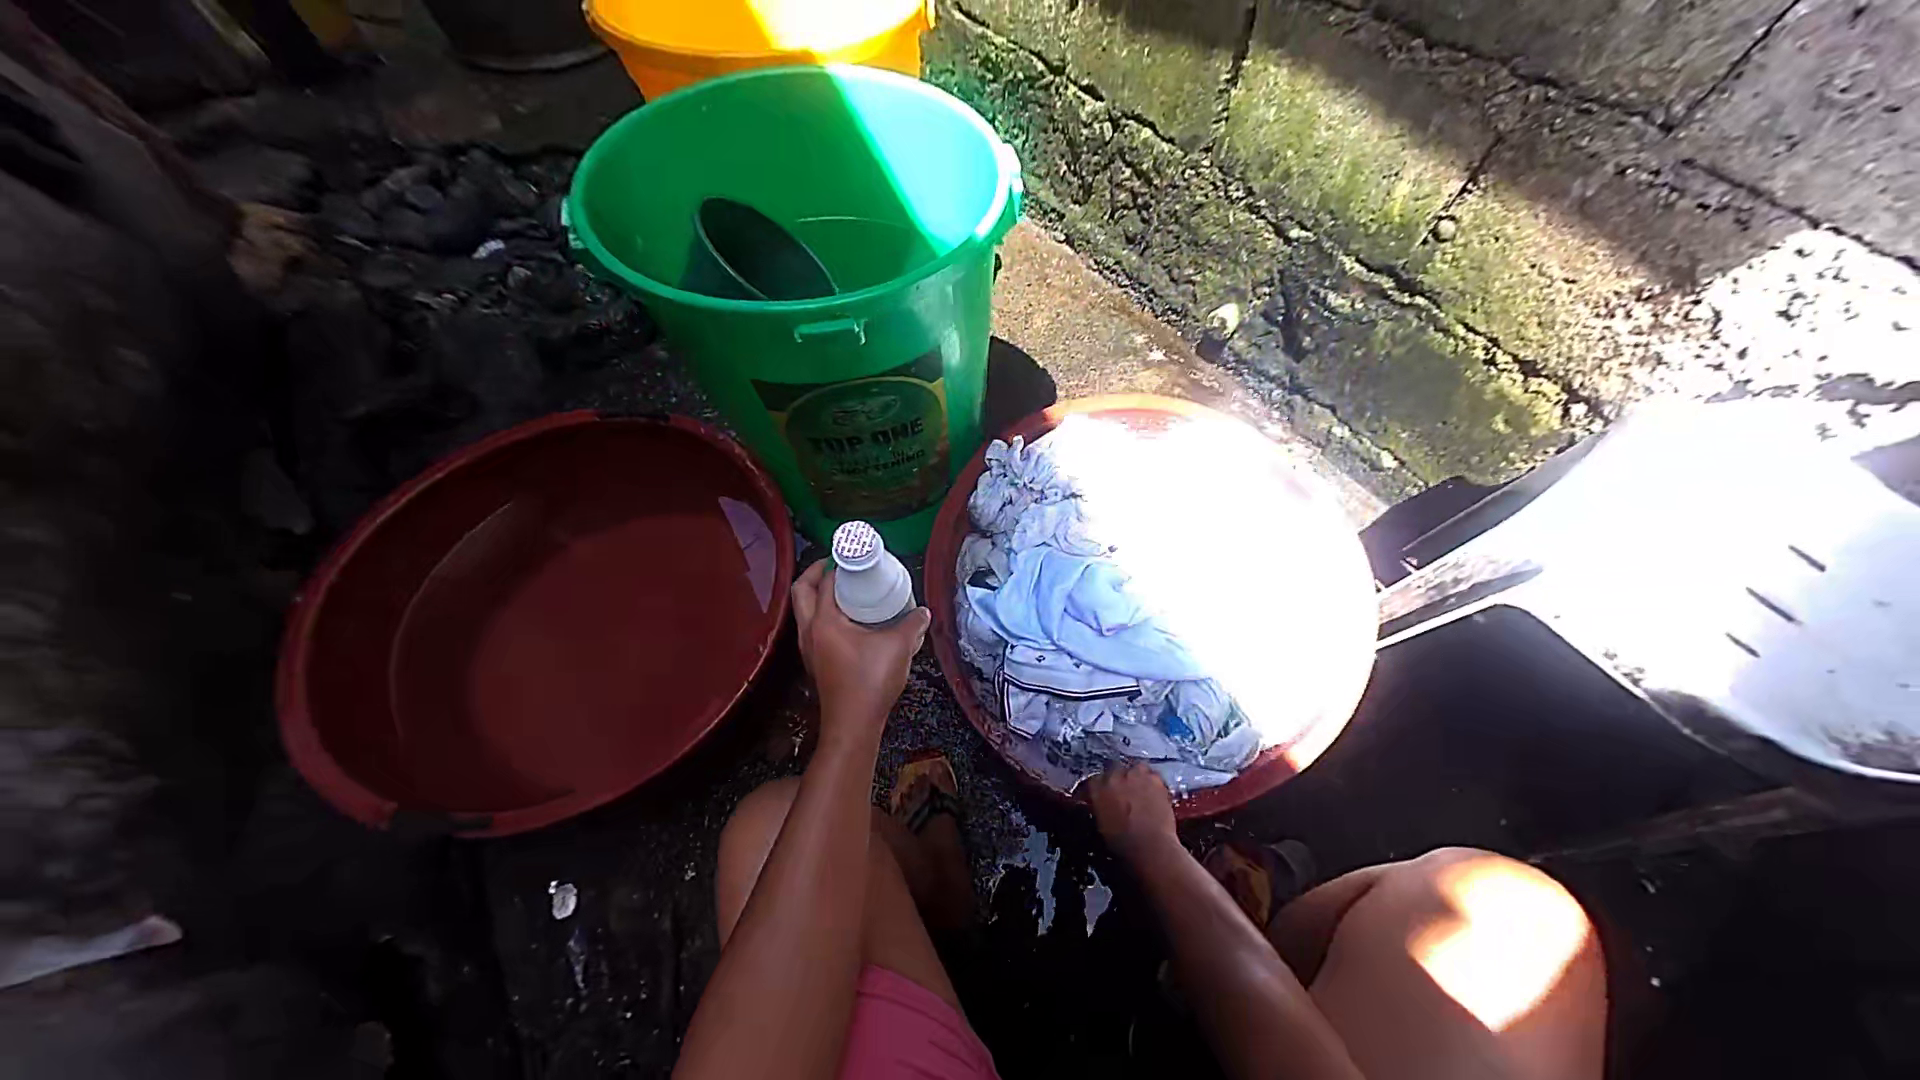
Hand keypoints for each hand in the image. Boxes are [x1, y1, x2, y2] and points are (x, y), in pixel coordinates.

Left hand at [789, 559, 930, 738]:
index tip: (852, 554)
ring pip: (803, 611)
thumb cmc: (870, 682)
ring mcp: (809, 649)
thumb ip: (913, 624)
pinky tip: (849, 620)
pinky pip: (812, 628)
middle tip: (837, 566)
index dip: (837, 564)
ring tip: (844, 590)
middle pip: (801, 592)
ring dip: (817, 595)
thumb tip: (923, 612)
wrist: (854, 724)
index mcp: (824, 622)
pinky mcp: (815, 662)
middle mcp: (809, 632)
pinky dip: (823, 615)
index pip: (824, 582)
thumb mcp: (899, 647)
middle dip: (815, 573)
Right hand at [1086, 762, 1177, 862]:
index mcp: (1098, 789)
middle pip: (1114, 769)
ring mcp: (1136, 775)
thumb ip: (1101, 808)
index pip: (1094, 781)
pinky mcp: (1156, 779)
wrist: (1151, 846)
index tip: (1103, 795)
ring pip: (1135, 768)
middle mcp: (1114, 777)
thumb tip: (1104, 806)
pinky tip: (1155, 794)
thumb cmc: (1123, 843)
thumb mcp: (1102, 825)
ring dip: (1136, 776)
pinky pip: (1152, 775)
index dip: (1100, 788)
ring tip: (1140, 789)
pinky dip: (1152, 783)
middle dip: (1117, 779)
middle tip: (1124, 793)